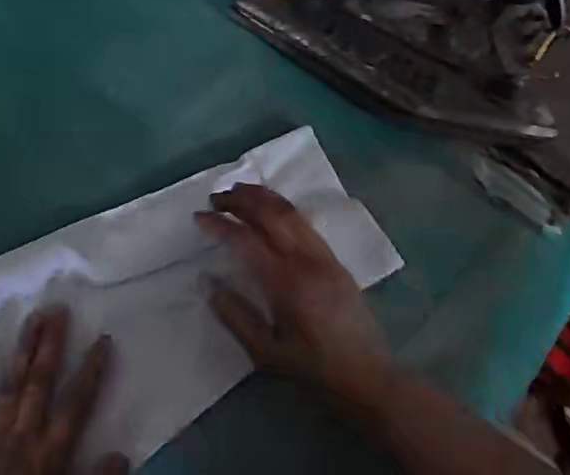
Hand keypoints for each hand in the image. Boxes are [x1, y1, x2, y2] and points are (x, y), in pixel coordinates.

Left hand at [0, 305, 127, 474]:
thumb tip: (122, 454)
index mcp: (52, 452)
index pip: (77, 402)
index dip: (92, 369)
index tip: (103, 338)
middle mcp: (24, 436)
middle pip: (41, 382)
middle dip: (52, 344)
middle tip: (59, 307)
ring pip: (11, 385)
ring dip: (22, 349)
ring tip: (31, 315)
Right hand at [196, 184, 396, 416]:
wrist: (370, 378)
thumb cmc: (314, 370)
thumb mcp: (266, 354)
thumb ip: (235, 316)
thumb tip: (207, 280)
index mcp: (286, 283)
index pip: (246, 240)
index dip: (219, 224)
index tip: (199, 217)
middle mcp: (305, 260)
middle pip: (268, 214)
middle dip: (239, 200)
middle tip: (215, 198)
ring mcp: (323, 255)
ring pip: (289, 211)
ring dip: (261, 196)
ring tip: (238, 190)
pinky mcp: (334, 258)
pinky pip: (304, 220)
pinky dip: (281, 205)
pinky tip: (270, 206)